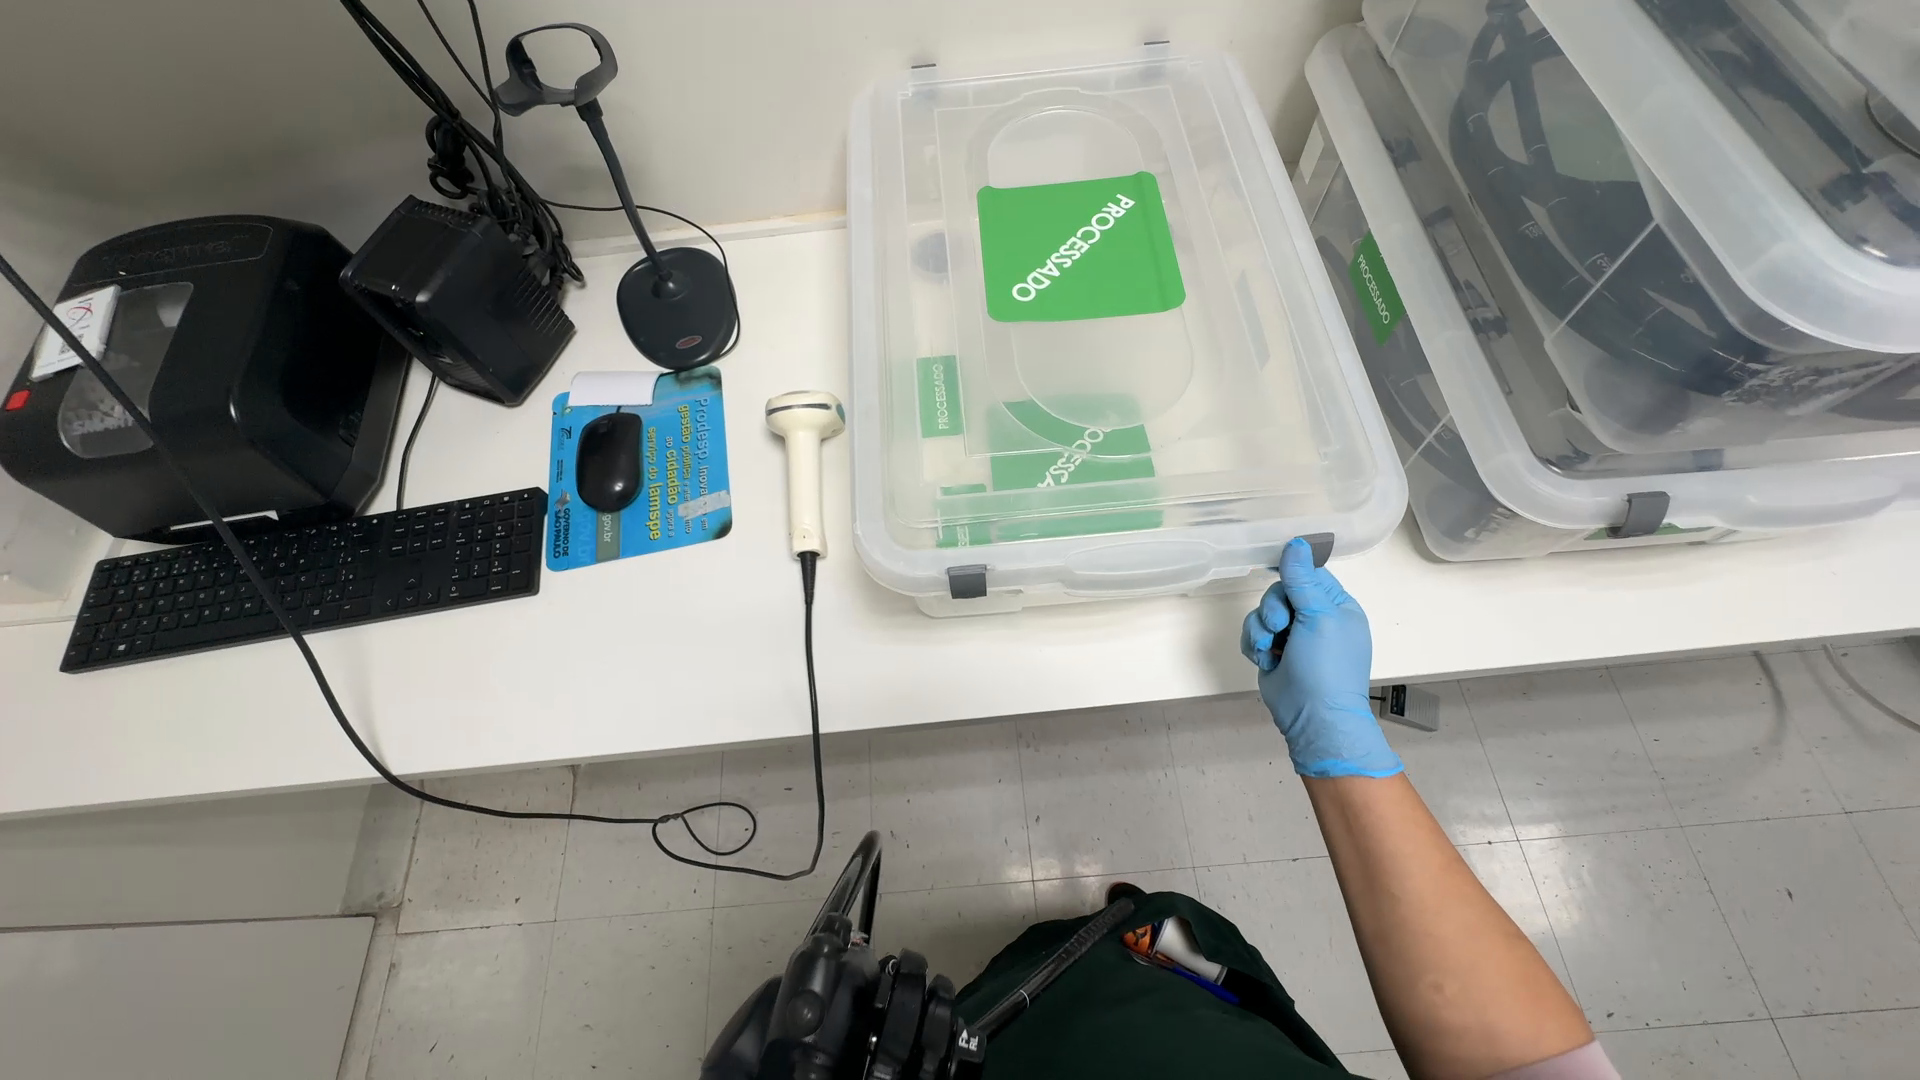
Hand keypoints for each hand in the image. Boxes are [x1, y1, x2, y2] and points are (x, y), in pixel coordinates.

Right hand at [1239, 538, 1400, 778]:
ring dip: (1260, 629)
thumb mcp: (1318, 617)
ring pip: (1262, 613)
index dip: (1291, 573)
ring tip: (1269, 649)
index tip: (1273, 572)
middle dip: (1272, 608)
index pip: (1310, 575)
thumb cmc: (1326, 666)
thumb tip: (1298, 542)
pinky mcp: (1273, 654)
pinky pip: (1253, 634)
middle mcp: (1315, 619)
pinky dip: (1254, 645)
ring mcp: (1293, 638)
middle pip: (1280, 592)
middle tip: (1279, 626)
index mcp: (1336, 607)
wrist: (1313, 718)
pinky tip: (1263, 659)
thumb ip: (1302, 579)